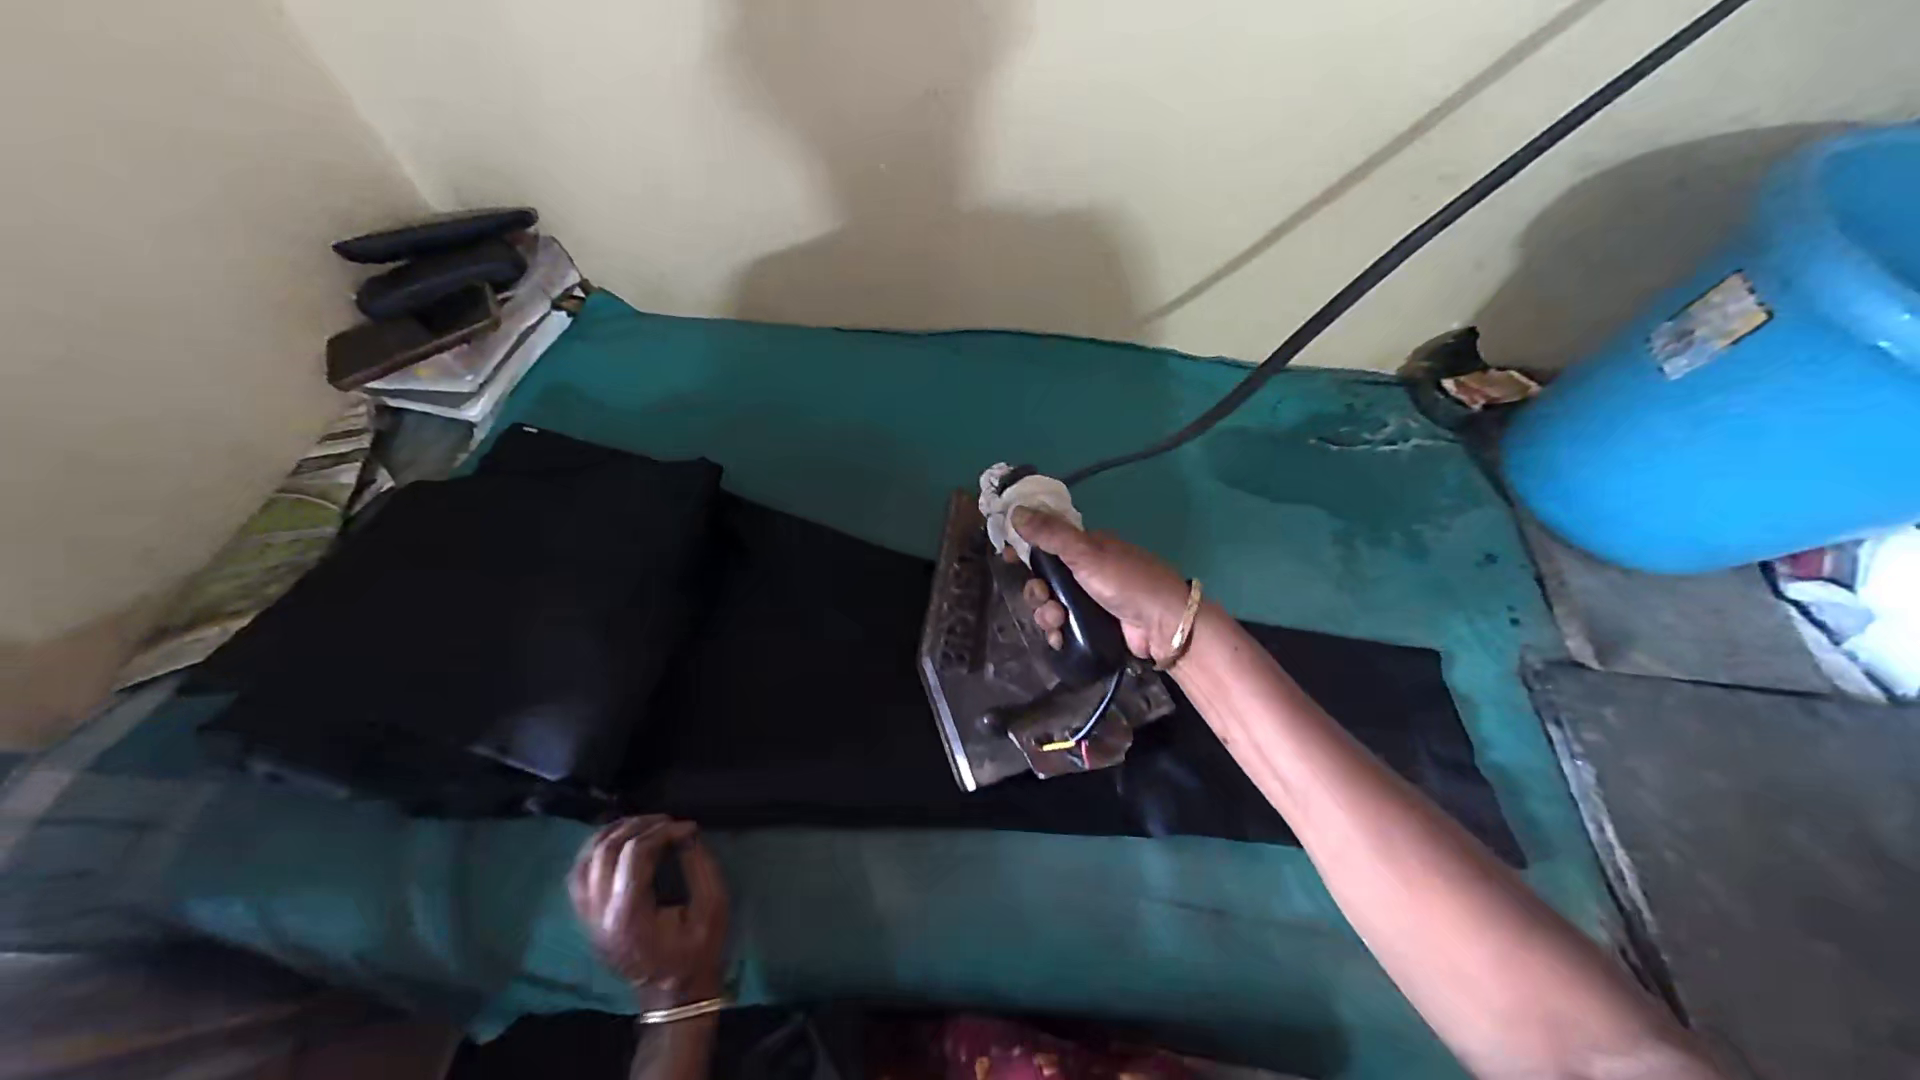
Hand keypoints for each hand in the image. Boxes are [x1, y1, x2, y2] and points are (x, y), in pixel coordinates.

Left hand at [569, 816, 728, 1008]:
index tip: (689, 827)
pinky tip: (619, 840)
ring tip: (644, 824)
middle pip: (606, 851)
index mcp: (630, 916)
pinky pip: (578, 874)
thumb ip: (700, 866)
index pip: (635, 854)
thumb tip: (686, 834)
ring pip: (585, 859)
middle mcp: (600, 916)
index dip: (663, 831)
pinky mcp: (586, 918)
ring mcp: (588, 918)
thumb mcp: (713, 906)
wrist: (672, 991)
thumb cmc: (697, 950)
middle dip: (639, 826)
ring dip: (614, 833)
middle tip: (667, 821)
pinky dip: (596, 849)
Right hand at [1008, 506, 1191, 664]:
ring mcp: (1089, 601)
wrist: (1163, 624)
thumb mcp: (1086, 552)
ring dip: (1046, 614)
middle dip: (1037, 591)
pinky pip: (1062, 628)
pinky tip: (1060, 638)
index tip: (1008, 558)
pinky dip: (1057, 633)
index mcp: (1086, 547)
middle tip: (1043, 597)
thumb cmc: (1125, 581)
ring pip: (1050, 605)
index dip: (1026, 550)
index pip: (1046, 543)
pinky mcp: (1091, 627)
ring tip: (1057, 621)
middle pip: (1043, 579)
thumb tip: (1015, 511)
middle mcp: (1085, 572)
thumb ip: (1050, 534)